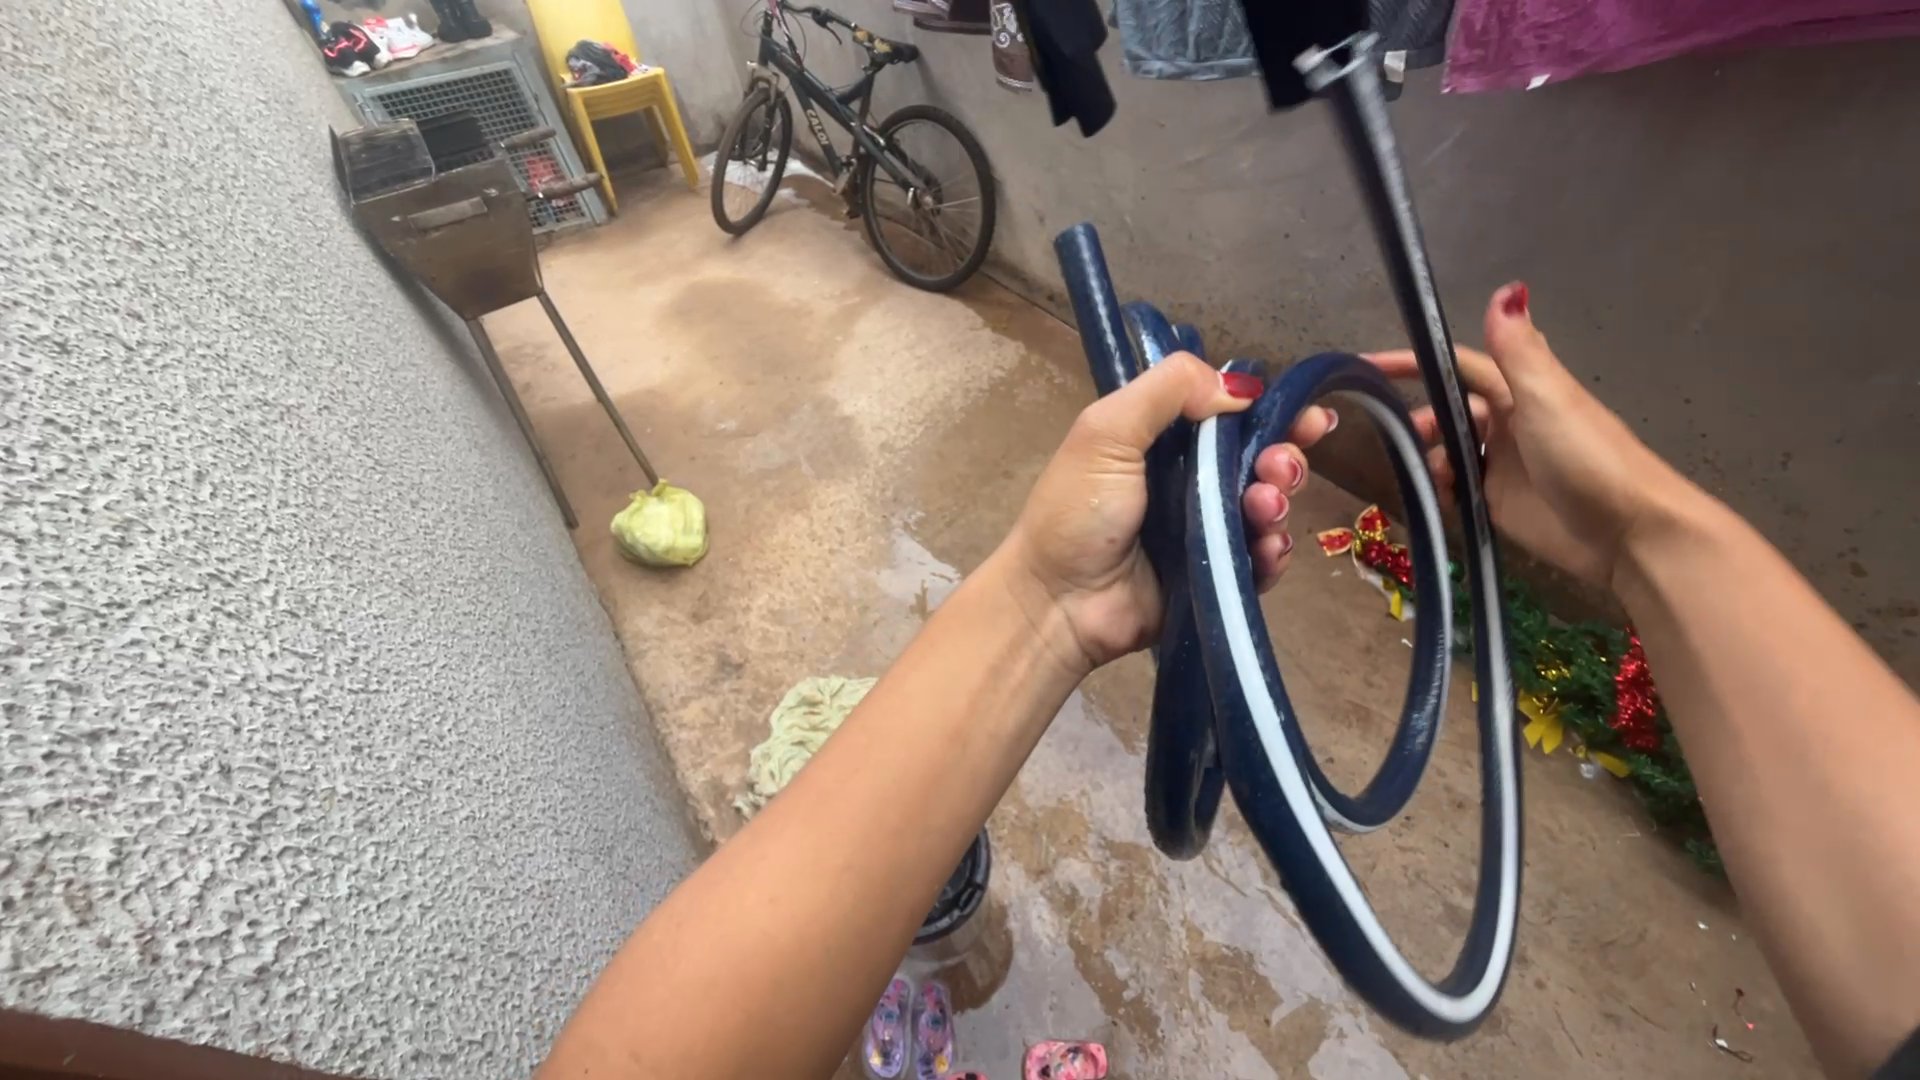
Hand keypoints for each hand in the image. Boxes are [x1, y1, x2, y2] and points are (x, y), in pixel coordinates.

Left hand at [1002, 352, 1336, 672]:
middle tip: (1278, 468)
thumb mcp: (1106, 433)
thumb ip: (1166, 391)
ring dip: (1277, 501)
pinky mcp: (1213, 577)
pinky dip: (1272, 553)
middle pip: (1258, 461)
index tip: (1306, 416)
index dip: (1271, 413)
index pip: (1230, 416)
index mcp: (1160, 441)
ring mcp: (1202, 532)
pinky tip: (1265, 547)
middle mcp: (1187, 482)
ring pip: (1266, 509)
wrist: (1059, 602)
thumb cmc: (1076, 512)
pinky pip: (1260, 561)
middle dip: (1283, 458)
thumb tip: (1241, 385)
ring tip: (1262, 506)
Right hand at [1368, 283, 1693, 590]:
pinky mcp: (1496, 501)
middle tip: (1399, 439)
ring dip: (1428, 459)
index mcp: (1522, 393)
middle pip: (1448, 413)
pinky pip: (1452, 488)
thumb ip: (1519, 351)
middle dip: (1420, 422)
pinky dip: (1439, 490)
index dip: (1416, 362)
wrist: (1626, 533)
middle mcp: (1509, 423)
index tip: (1368, 365)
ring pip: (1446, 451)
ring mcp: (1502, 464)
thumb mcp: (1548, 398)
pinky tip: (1439, 497)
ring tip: (1431, 475)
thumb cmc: (1587, 458)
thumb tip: (1507, 289)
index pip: (1460, 367)